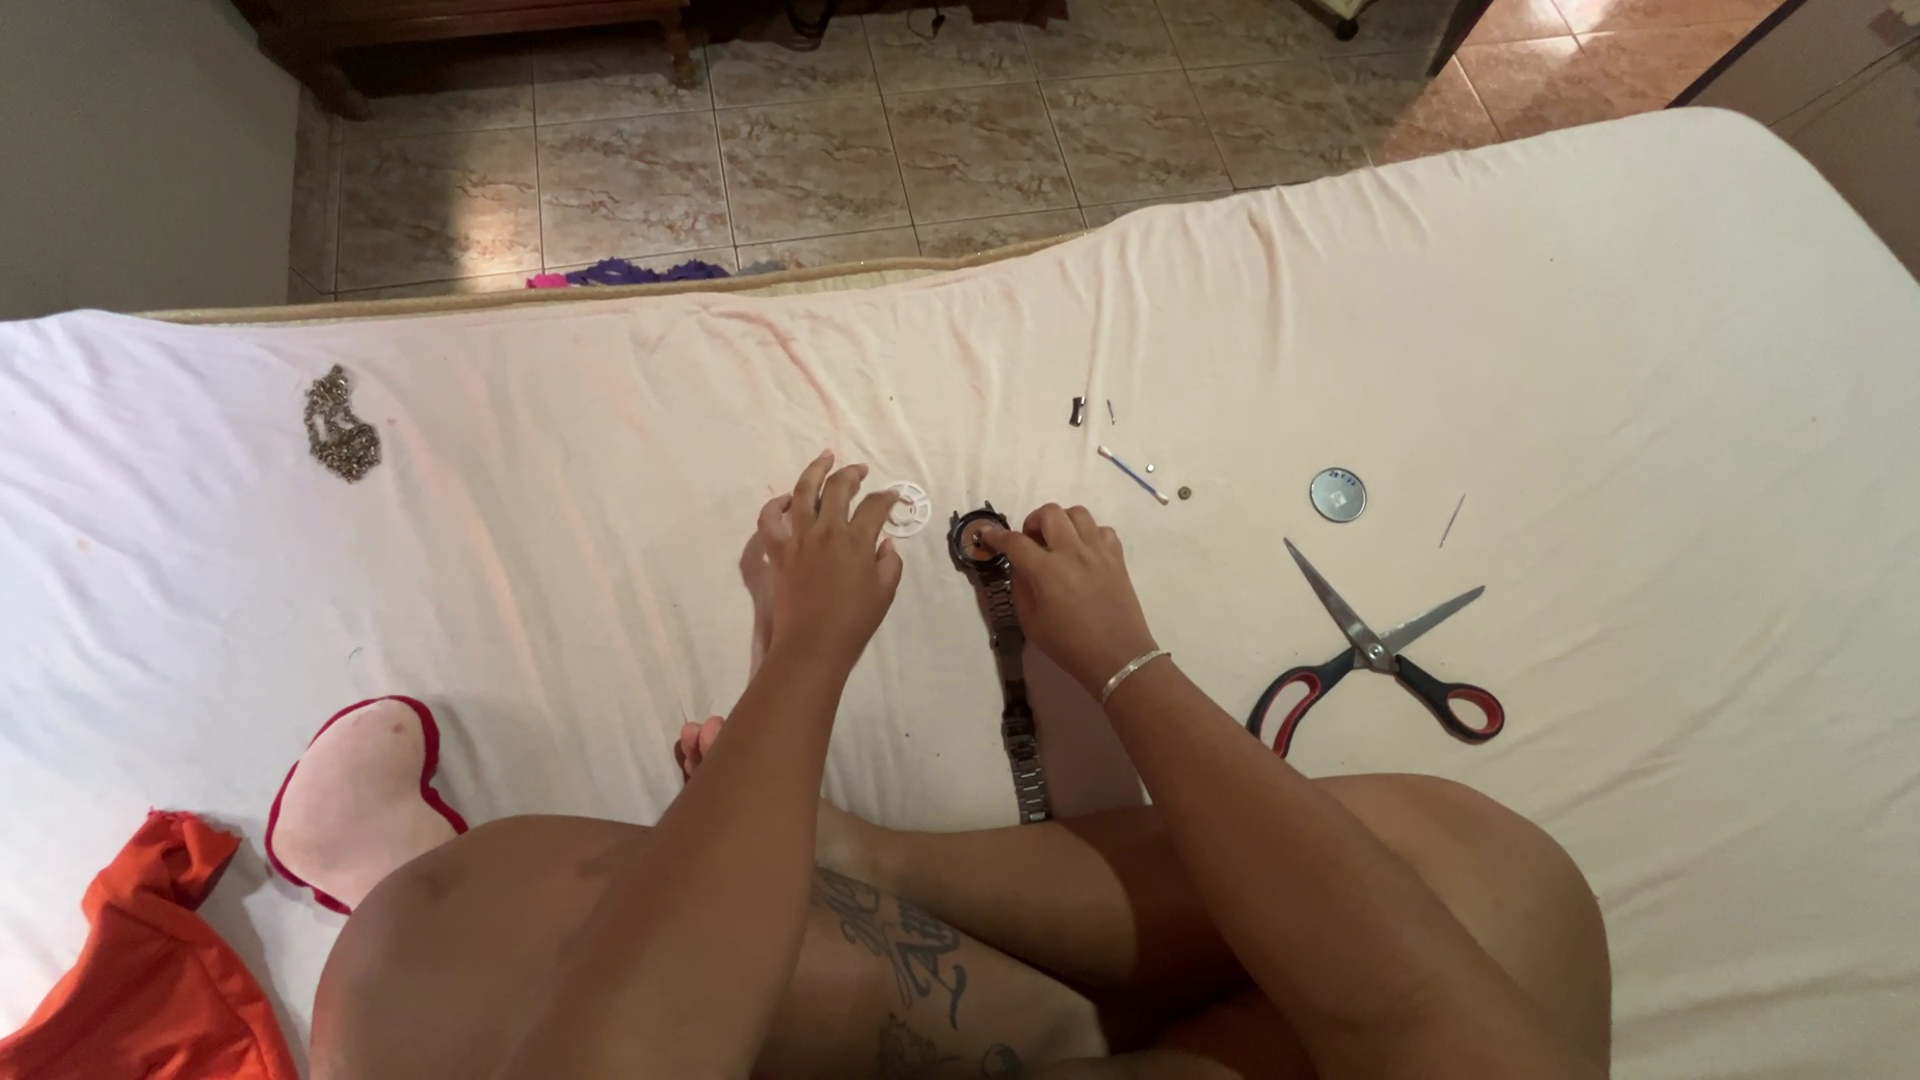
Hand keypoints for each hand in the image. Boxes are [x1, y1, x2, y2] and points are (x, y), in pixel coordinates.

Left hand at [756, 451, 904, 668]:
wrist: (813, 645)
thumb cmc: (854, 622)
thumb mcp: (884, 593)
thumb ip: (889, 563)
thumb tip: (885, 544)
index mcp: (857, 541)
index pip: (875, 506)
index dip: (887, 497)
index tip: (893, 496)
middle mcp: (827, 532)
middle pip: (839, 489)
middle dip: (852, 473)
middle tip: (860, 469)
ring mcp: (799, 539)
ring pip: (804, 493)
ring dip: (815, 471)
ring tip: (824, 458)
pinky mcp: (778, 552)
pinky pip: (769, 520)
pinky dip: (775, 505)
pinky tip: (786, 498)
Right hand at [978, 504, 1159, 696]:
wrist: (1117, 657)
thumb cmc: (1070, 646)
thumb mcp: (1032, 623)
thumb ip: (1021, 589)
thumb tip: (1021, 568)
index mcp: (1047, 571)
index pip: (1015, 542)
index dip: (997, 536)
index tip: (987, 534)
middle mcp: (1072, 553)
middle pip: (1050, 513)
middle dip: (1033, 521)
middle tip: (1032, 542)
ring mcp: (1098, 552)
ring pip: (1078, 512)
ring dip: (1062, 522)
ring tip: (1059, 542)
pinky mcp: (1117, 558)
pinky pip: (1103, 530)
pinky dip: (1090, 534)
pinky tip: (1085, 552)